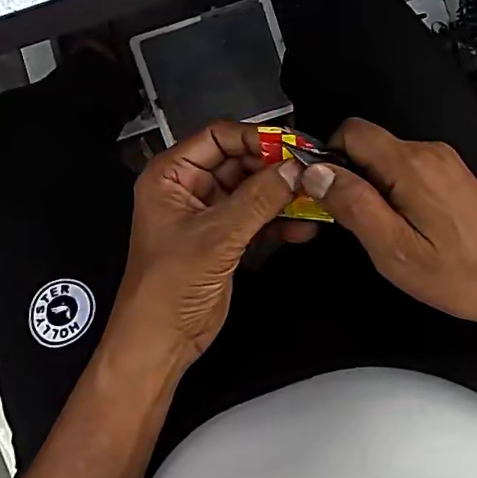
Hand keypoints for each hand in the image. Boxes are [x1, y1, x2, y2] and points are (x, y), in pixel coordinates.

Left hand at [108, 120, 313, 368]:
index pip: (218, 137)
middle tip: (309, 172)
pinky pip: (260, 219)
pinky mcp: (228, 239)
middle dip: (276, 168)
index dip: (256, 138)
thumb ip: (258, 200)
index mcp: (171, 177)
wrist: (162, 340)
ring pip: (255, 191)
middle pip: (241, 162)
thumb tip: (293, 170)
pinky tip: (304, 227)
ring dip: (284, 196)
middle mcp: (190, 190)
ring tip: (314, 199)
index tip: (291, 147)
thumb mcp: (216, 236)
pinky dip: (282, 222)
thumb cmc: (166, 288)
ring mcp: (211, 215)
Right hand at [300, 117, 476, 336]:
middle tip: (348, 222)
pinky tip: (404, 229)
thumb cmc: (461, 275)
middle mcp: (431, 154)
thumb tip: (315, 172)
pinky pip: (410, 172)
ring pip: (388, 160)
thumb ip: (352, 204)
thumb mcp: (392, 248)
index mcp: (412, 164)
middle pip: (368, 145)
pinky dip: (394, 193)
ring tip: (380, 232)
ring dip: (372, 188)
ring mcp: (446, 164)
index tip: (319, 192)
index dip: (326, 158)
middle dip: (348, 177)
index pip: (351, 131)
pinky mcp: (455, 178)